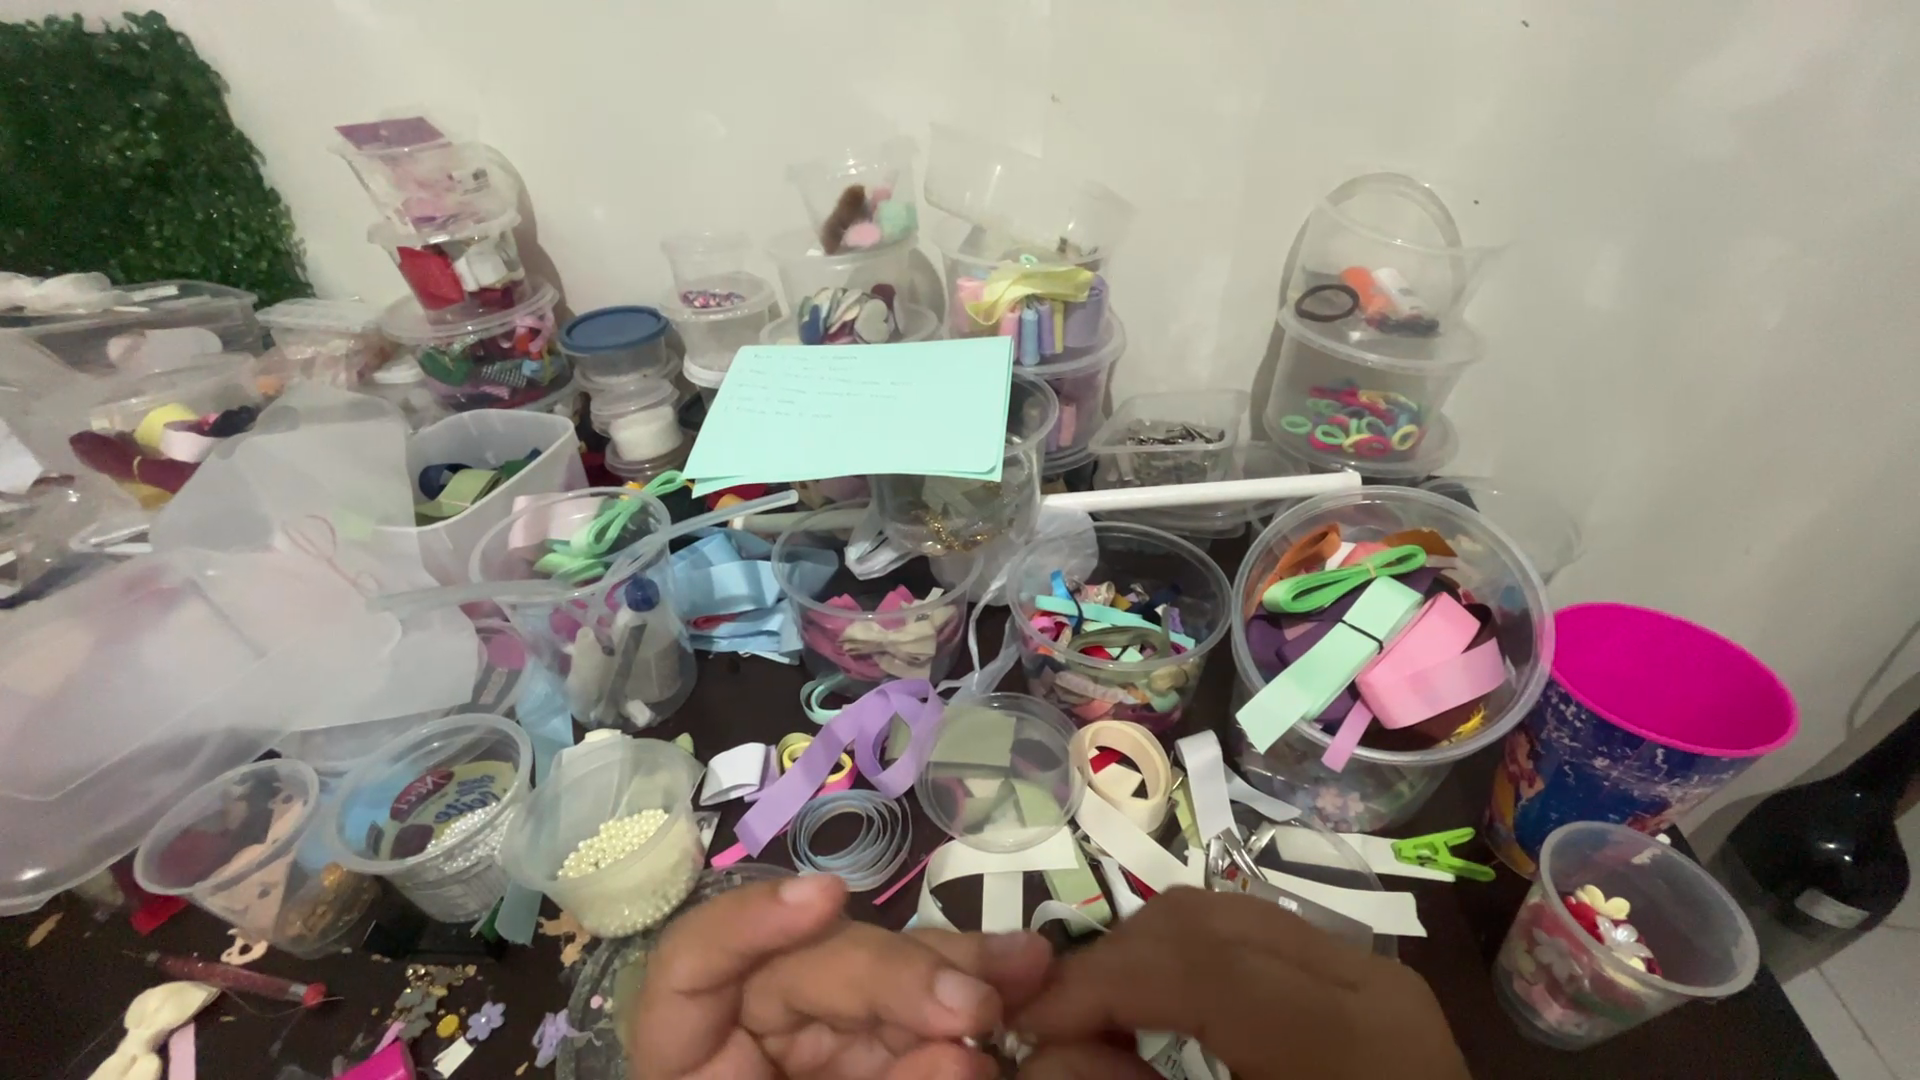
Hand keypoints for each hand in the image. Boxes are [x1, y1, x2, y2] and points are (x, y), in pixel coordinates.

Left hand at [629, 874, 1052, 1079]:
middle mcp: (757, 1022)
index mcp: (694, 1056)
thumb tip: (960, 1061)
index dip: (751, 922)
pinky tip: (1021, 975)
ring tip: (1025, 964)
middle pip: (815, 964)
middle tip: (975, 1001)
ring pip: (885, 972)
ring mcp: (821, 1027)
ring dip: (958, 967)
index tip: (829, 898)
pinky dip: (970, 990)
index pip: (696, 965)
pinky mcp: (875, 1041)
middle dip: (899, 973)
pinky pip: (921, 1010)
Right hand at [1013, 887, 1469, 1079]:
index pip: (1202, 963)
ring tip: (1100, 1015)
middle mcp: (1364, 975)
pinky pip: (1243, 936)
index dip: (1099, 982)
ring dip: (1141, 956)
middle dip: (1112, 963)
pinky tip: (1158, 1008)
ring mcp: (1364, 969)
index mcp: (1353, 1037)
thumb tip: (1042, 1048)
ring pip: (1215, 914)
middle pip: (1200, 920)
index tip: (1028, 1022)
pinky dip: (1181, 962)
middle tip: (1057, 1022)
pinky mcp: (1355, 978)